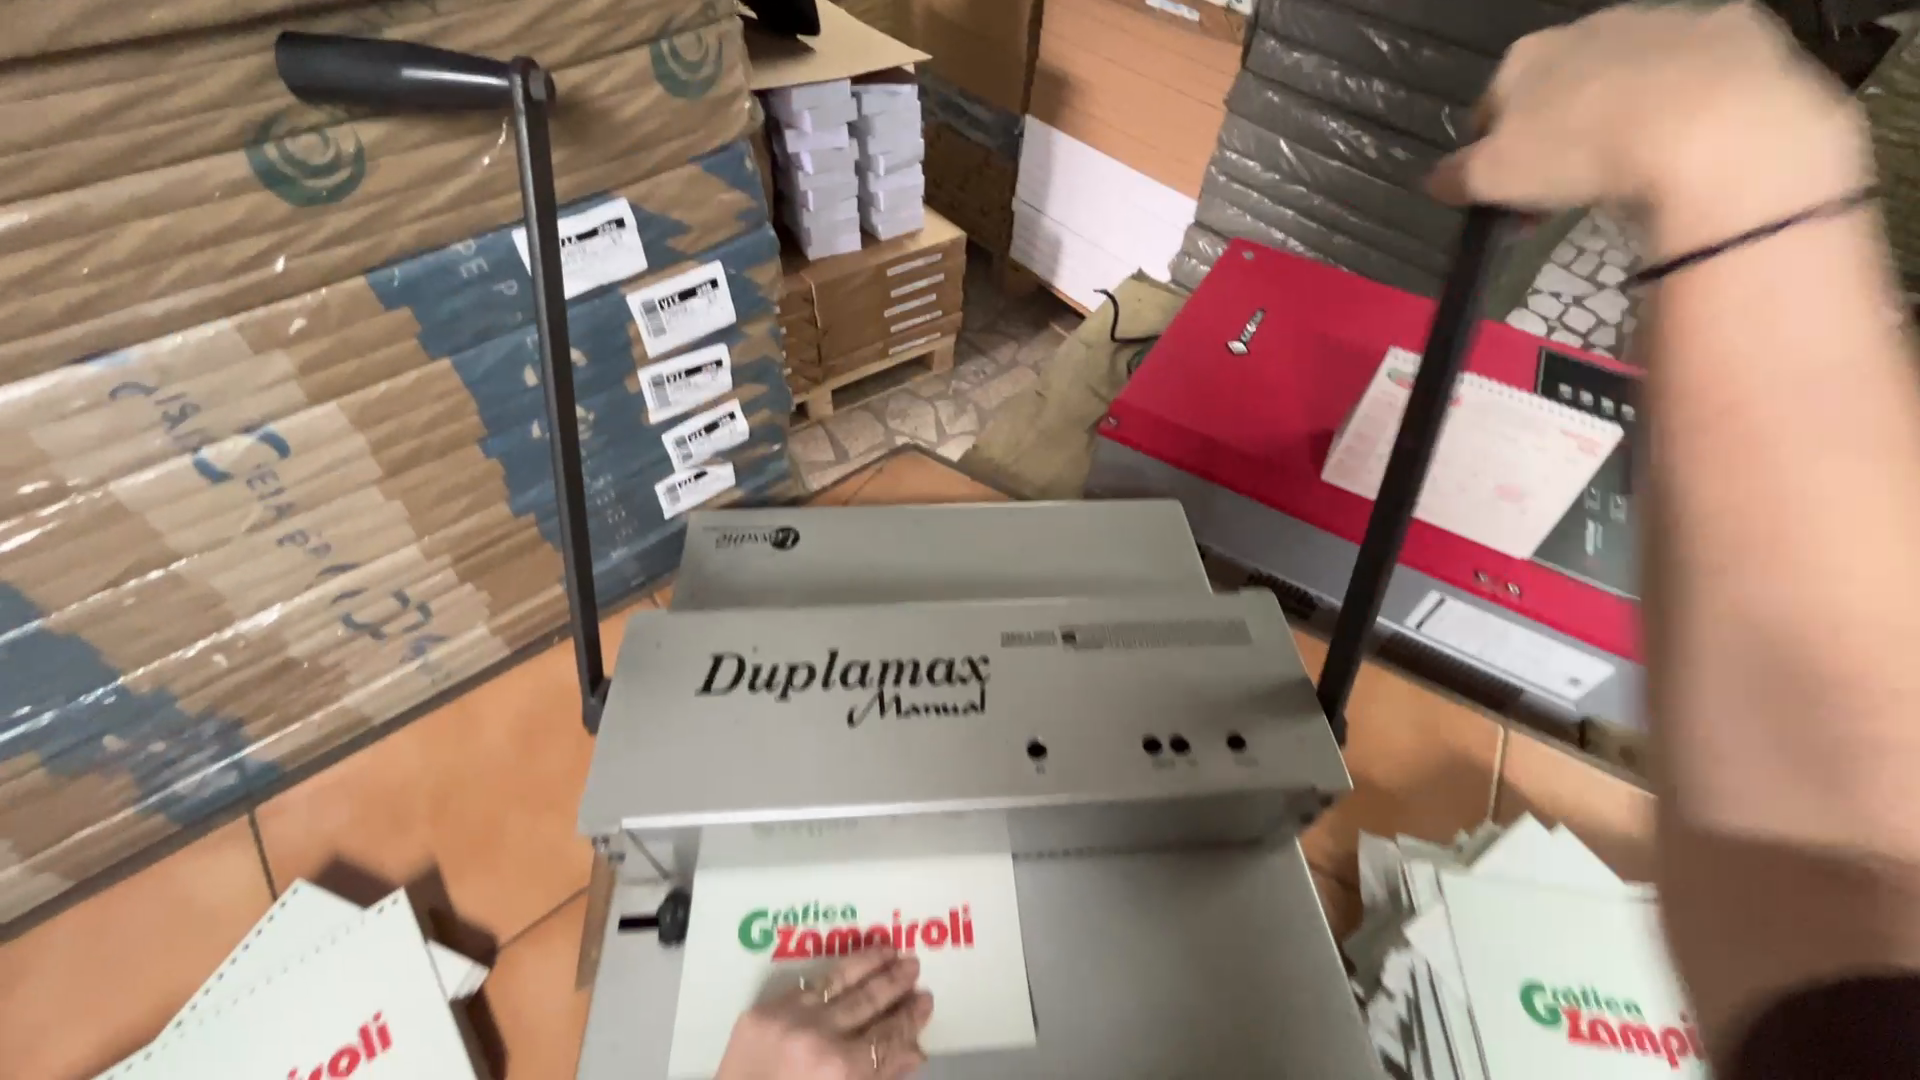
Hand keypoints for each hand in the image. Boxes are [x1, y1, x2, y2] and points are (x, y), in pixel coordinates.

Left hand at [714, 948, 934, 1079]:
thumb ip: (878, 1079)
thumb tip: (915, 1051)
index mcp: (841, 1070)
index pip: (888, 1036)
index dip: (910, 1018)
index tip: (927, 999)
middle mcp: (819, 1036)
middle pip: (868, 1001)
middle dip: (895, 983)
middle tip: (915, 964)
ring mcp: (789, 1019)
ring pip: (839, 981)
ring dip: (868, 963)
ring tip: (890, 948)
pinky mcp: (763, 1010)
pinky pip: (806, 986)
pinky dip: (831, 974)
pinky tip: (848, 963)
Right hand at [1429, 2, 1871, 258]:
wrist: (1709, 125)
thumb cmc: (1576, 151)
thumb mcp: (1489, 180)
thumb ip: (1454, 178)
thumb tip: (1434, 179)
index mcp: (1525, 58)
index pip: (1490, 108)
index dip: (1491, 154)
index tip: (1505, 192)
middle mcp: (1590, 27)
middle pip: (1558, 90)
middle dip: (1554, 134)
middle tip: (1557, 191)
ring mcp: (1666, 22)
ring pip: (1625, 76)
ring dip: (1615, 115)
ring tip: (1622, 169)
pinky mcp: (1734, 31)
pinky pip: (1695, 72)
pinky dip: (1683, 101)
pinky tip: (1682, 138)